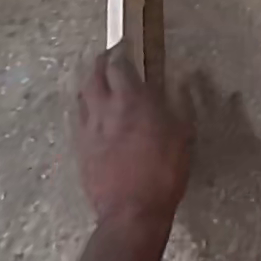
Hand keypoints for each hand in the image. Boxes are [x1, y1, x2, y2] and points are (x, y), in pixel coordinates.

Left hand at [73, 45, 192, 230]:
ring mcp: (88, 130)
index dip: (120, 51)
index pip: (118, 64)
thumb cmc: (164, 170)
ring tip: (97, 79)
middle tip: (108, 57)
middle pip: (93, 75)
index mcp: (132, 100)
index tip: (126, 46)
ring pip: (81, 95)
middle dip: (99, 61)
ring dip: (89, 82)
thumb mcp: (183, 131)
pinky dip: (84, 106)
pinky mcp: (80, 150)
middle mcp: (106, 109)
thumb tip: (180, 78)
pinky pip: (77, 119)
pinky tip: (91, 111)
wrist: (132, 214)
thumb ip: (179, 100)